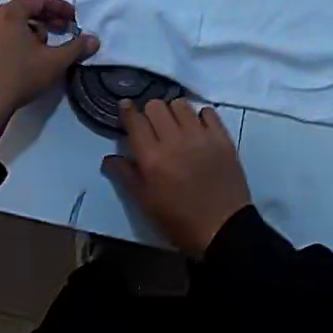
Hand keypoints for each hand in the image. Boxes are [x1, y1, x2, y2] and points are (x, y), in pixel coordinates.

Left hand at [0, 0, 99, 149]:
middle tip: (64, 30)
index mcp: (10, 14)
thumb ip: (77, 48)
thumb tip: (93, 40)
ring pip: (13, 23)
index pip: (39, 1)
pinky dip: (18, 38)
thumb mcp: (55, 62)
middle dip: (47, 19)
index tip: (74, 18)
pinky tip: (28, 57)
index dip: (60, 7)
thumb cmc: (22, 76)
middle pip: (25, 10)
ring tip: (47, 47)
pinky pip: (2, 35)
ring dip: (33, 30)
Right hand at [101, 98, 250, 257]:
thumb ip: (125, 175)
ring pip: (181, 104)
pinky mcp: (222, 138)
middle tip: (152, 125)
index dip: (127, 110)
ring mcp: (201, 136)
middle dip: (149, 112)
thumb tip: (109, 157)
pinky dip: (200, 116)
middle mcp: (175, 140)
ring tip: (176, 126)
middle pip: (156, 106)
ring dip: (173, 111)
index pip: (135, 120)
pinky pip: (208, 111)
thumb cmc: (178, 220)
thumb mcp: (145, 202)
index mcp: (152, 158)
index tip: (125, 107)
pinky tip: (198, 129)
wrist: (222, 229)